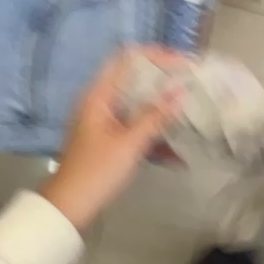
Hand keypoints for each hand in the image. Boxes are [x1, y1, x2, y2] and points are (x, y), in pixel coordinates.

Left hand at [39, 47, 186, 232]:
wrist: (70, 207)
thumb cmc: (97, 171)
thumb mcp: (129, 144)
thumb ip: (155, 117)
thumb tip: (181, 92)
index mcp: (99, 96)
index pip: (128, 59)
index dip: (156, 56)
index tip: (184, 64)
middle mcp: (101, 103)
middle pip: (136, 81)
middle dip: (165, 84)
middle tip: (193, 86)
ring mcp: (105, 123)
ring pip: (139, 108)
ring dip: (164, 113)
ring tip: (191, 116)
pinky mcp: (111, 142)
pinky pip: (137, 131)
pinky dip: (155, 139)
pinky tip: (177, 157)